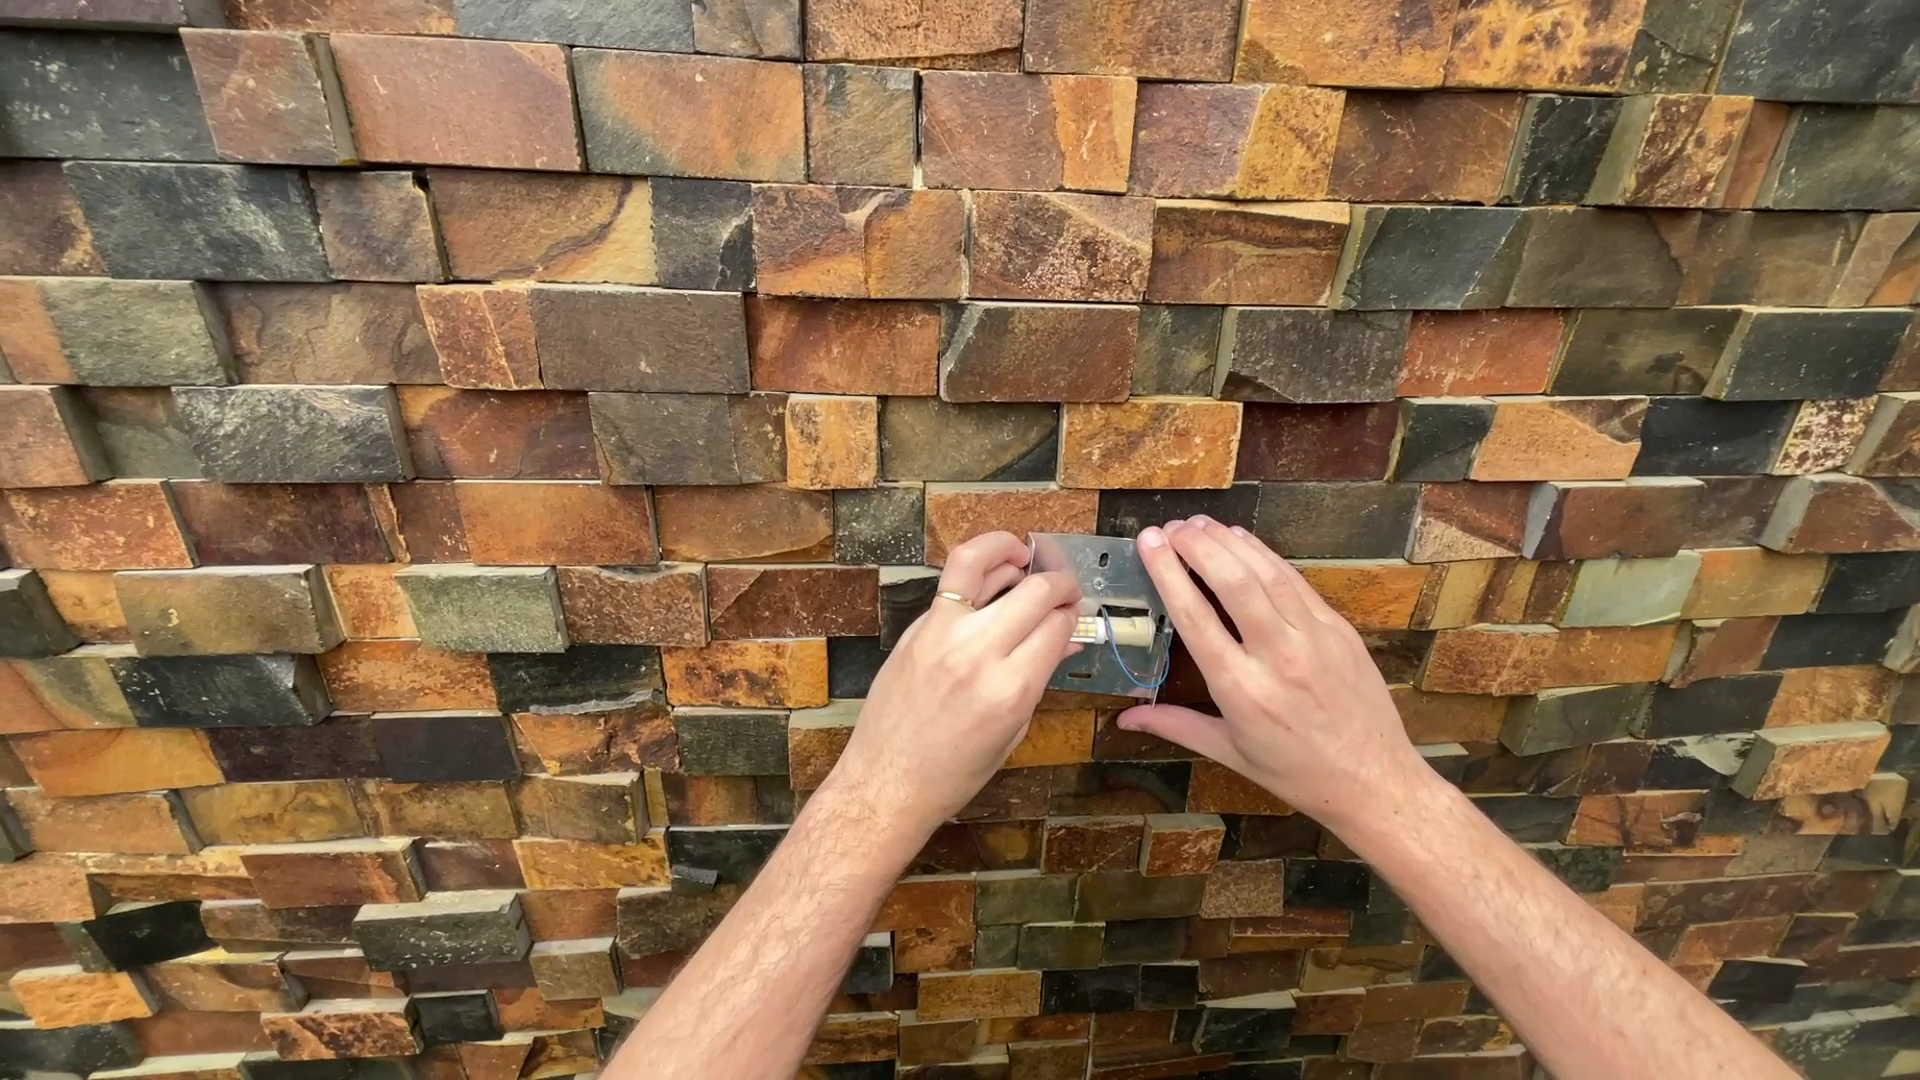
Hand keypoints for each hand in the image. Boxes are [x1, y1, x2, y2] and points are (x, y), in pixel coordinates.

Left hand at [825, 531, 1082, 840]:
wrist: (886, 783)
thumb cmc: (956, 772)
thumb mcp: (1012, 732)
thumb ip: (1039, 678)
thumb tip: (1066, 640)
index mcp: (1011, 689)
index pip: (1058, 627)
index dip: (1074, 615)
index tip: (1075, 615)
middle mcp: (978, 652)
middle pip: (1034, 591)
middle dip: (1060, 583)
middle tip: (1064, 590)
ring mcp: (941, 634)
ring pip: (981, 563)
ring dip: (1010, 550)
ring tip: (1024, 556)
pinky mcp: (916, 628)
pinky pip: (951, 582)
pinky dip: (976, 569)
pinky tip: (990, 574)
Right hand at [1115, 517, 1429, 835]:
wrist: (1375, 782)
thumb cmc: (1295, 772)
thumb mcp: (1229, 752)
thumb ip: (1174, 725)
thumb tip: (1124, 720)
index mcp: (1240, 689)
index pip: (1195, 617)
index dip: (1168, 572)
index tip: (1149, 543)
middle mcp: (1276, 656)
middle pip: (1232, 583)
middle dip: (1197, 546)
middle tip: (1170, 527)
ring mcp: (1313, 638)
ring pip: (1265, 573)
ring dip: (1228, 541)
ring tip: (1198, 524)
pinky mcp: (1338, 628)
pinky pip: (1295, 581)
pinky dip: (1264, 554)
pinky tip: (1242, 539)